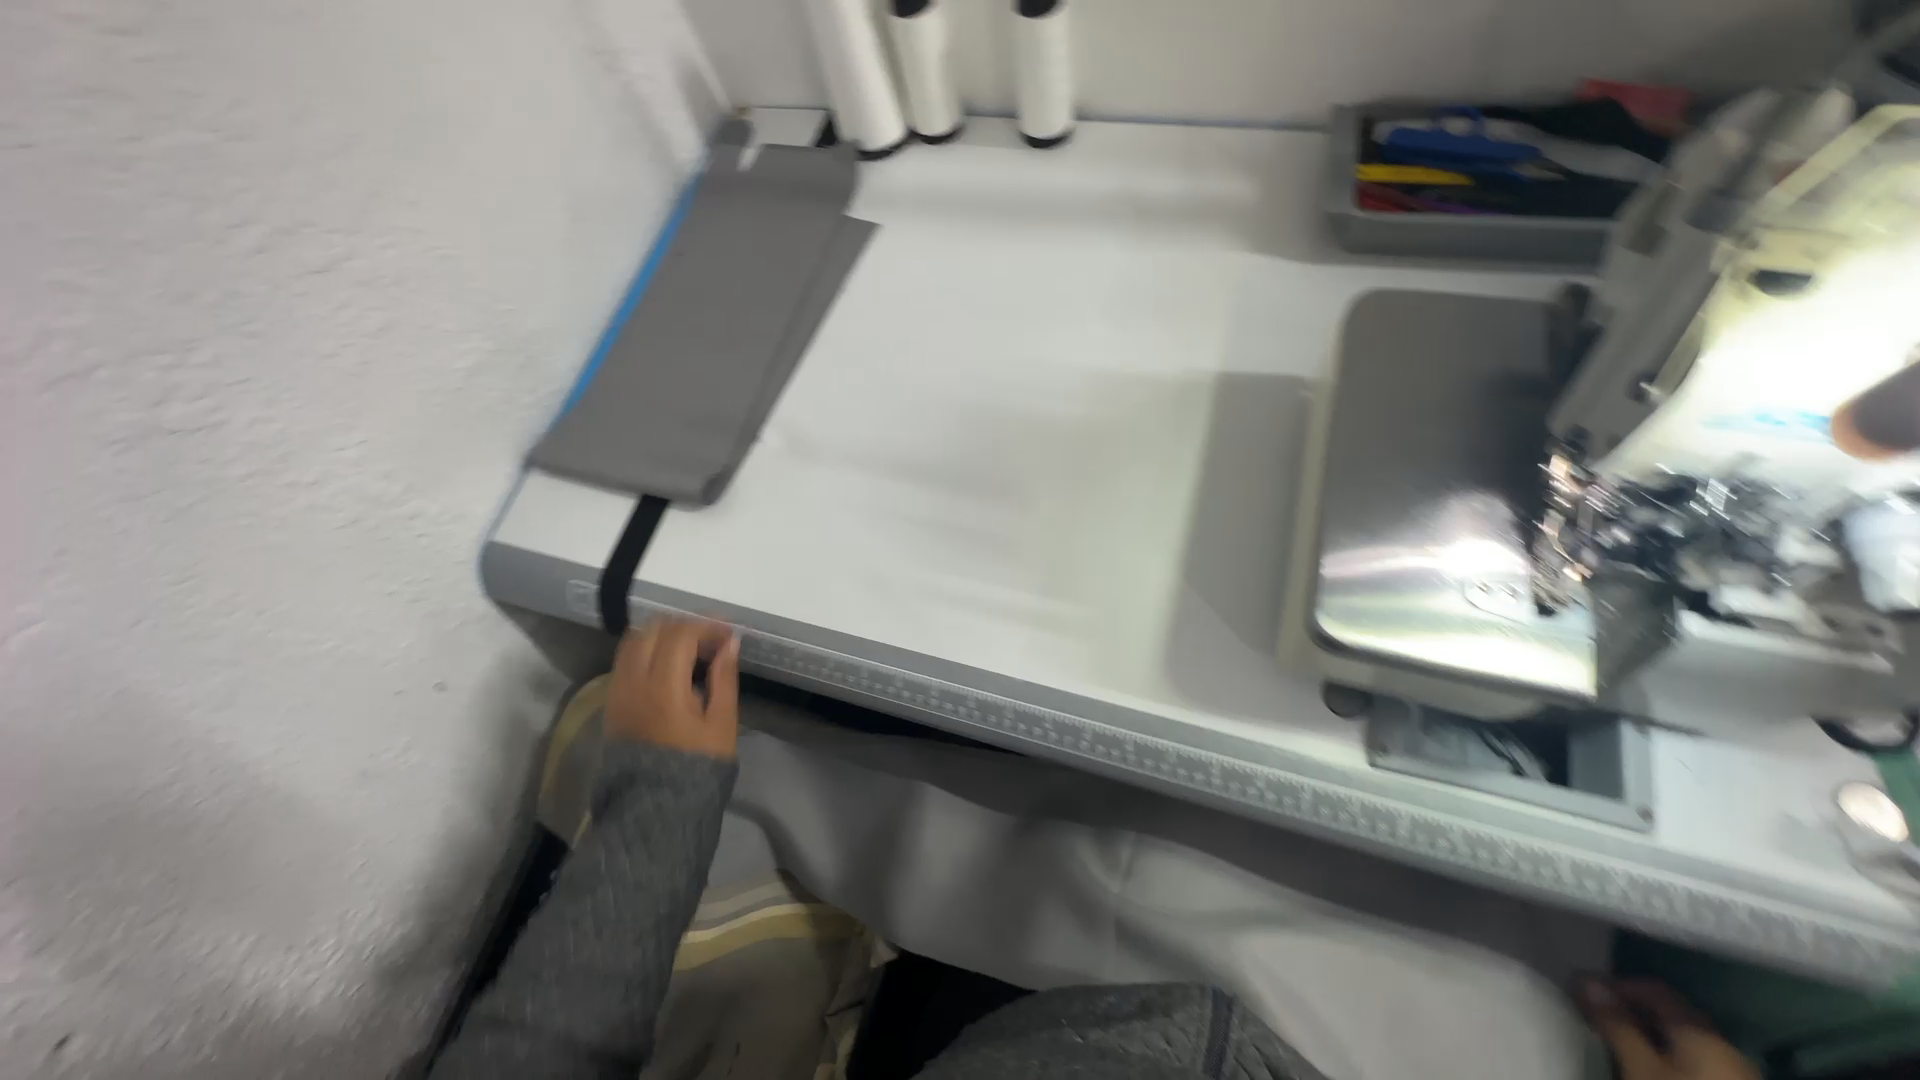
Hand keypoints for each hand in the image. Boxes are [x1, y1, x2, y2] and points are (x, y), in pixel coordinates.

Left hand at [604, 618, 740, 759]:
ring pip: (635, 640)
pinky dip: (648, 649)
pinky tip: (670, 664)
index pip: (681, 634)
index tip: (729, 633)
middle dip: (685, 625)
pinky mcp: (612, 701)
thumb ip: (724, 678)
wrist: (654, 806)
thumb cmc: (696, 766)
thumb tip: (729, 642)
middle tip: (712, 638)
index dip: (707, 625)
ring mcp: (618, 690)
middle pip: (653, 629)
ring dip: (664, 634)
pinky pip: (626, 659)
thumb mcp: (721, 723)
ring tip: (691, 649)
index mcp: (663, 686)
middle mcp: (633, 681)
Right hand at [1575, 977, 1757, 1079]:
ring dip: (1647, 1032)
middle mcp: (1721, 1045)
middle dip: (1631, 1007)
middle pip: (1671, 1012)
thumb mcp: (1641, 1069)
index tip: (1581, 991)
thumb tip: (1587, 980)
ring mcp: (1734, 1072)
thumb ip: (1616, 1025)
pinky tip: (1649, 1066)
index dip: (1616, 984)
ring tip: (1616, 1040)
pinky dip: (1665, 1052)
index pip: (1653, 989)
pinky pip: (1694, 1059)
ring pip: (1682, 1037)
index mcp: (1699, 1033)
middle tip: (1594, 1013)